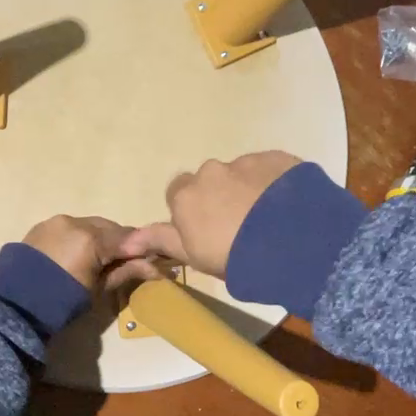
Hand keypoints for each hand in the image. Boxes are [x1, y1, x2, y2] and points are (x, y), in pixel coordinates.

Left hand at [21, 214, 168, 295]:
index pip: (127, 238)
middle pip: (108, 227)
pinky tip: (78, 254)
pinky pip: (69, 227)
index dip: (140, 249)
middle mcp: (75, 222)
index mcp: (91, 239)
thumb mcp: (97, 290)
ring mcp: (56, 222)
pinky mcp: (41, 226)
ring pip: (89, 225)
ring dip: (99, 238)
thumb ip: (125, 272)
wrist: (13, 305)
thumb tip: (153, 268)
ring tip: (99, 260)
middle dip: (119, 242)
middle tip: (124, 262)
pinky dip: (80, 237)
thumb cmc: (61, 302)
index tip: (149, 259)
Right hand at [119, 151, 300, 278]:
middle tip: (240, 227)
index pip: (179, 196)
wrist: (288, 242)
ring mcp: (245, 162)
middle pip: (209, 182)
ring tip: (268, 219)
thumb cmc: (231, 256)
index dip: (193, 213)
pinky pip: (270, 170)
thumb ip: (161, 241)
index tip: (208, 232)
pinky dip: (273, 185)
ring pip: (241, 174)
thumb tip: (126, 241)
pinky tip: (287, 207)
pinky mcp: (277, 158)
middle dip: (220, 198)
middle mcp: (210, 171)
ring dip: (248, 191)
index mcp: (186, 195)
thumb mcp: (192, 256)